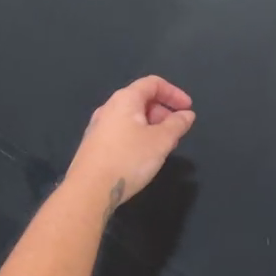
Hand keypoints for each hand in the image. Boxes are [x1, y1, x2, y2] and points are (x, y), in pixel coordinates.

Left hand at [66, 76, 195, 208]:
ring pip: (131, 117)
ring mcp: (98, 127)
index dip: (174, 93)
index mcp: (125, 99)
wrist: (87, 192)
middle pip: (141, 99)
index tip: (188, 109)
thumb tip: (187, 115)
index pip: (153, 83)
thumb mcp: (161, 141)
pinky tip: (143, 157)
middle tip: (177, 130)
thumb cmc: (128, 159)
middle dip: (163, 111)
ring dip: (152, 125)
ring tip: (163, 145)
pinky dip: (138, 136)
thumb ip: (177, 124)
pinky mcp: (93, 146)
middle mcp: (109, 108)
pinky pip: (121, 131)